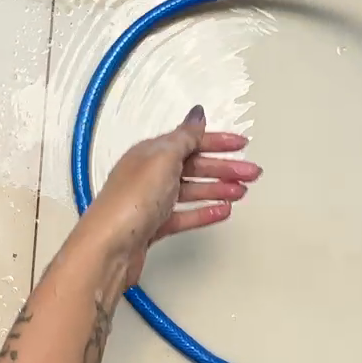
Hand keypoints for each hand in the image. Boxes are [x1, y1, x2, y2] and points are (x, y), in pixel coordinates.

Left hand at [81, 106, 259, 285]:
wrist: (109, 248)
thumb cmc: (131, 201)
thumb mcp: (162, 159)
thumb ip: (184, 137)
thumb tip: (197, 114)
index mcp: (150, 153)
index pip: (189, 141)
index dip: (217, 142)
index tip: (242, 144)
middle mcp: (149, 175)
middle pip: (194, 166)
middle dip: (225, 168)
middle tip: (252, 173)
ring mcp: (151, 202)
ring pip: (191, 191)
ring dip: (218, 189)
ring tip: (242, 192)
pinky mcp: (154, 227)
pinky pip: (185, 215)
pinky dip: (204, 212)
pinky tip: (222, 212)